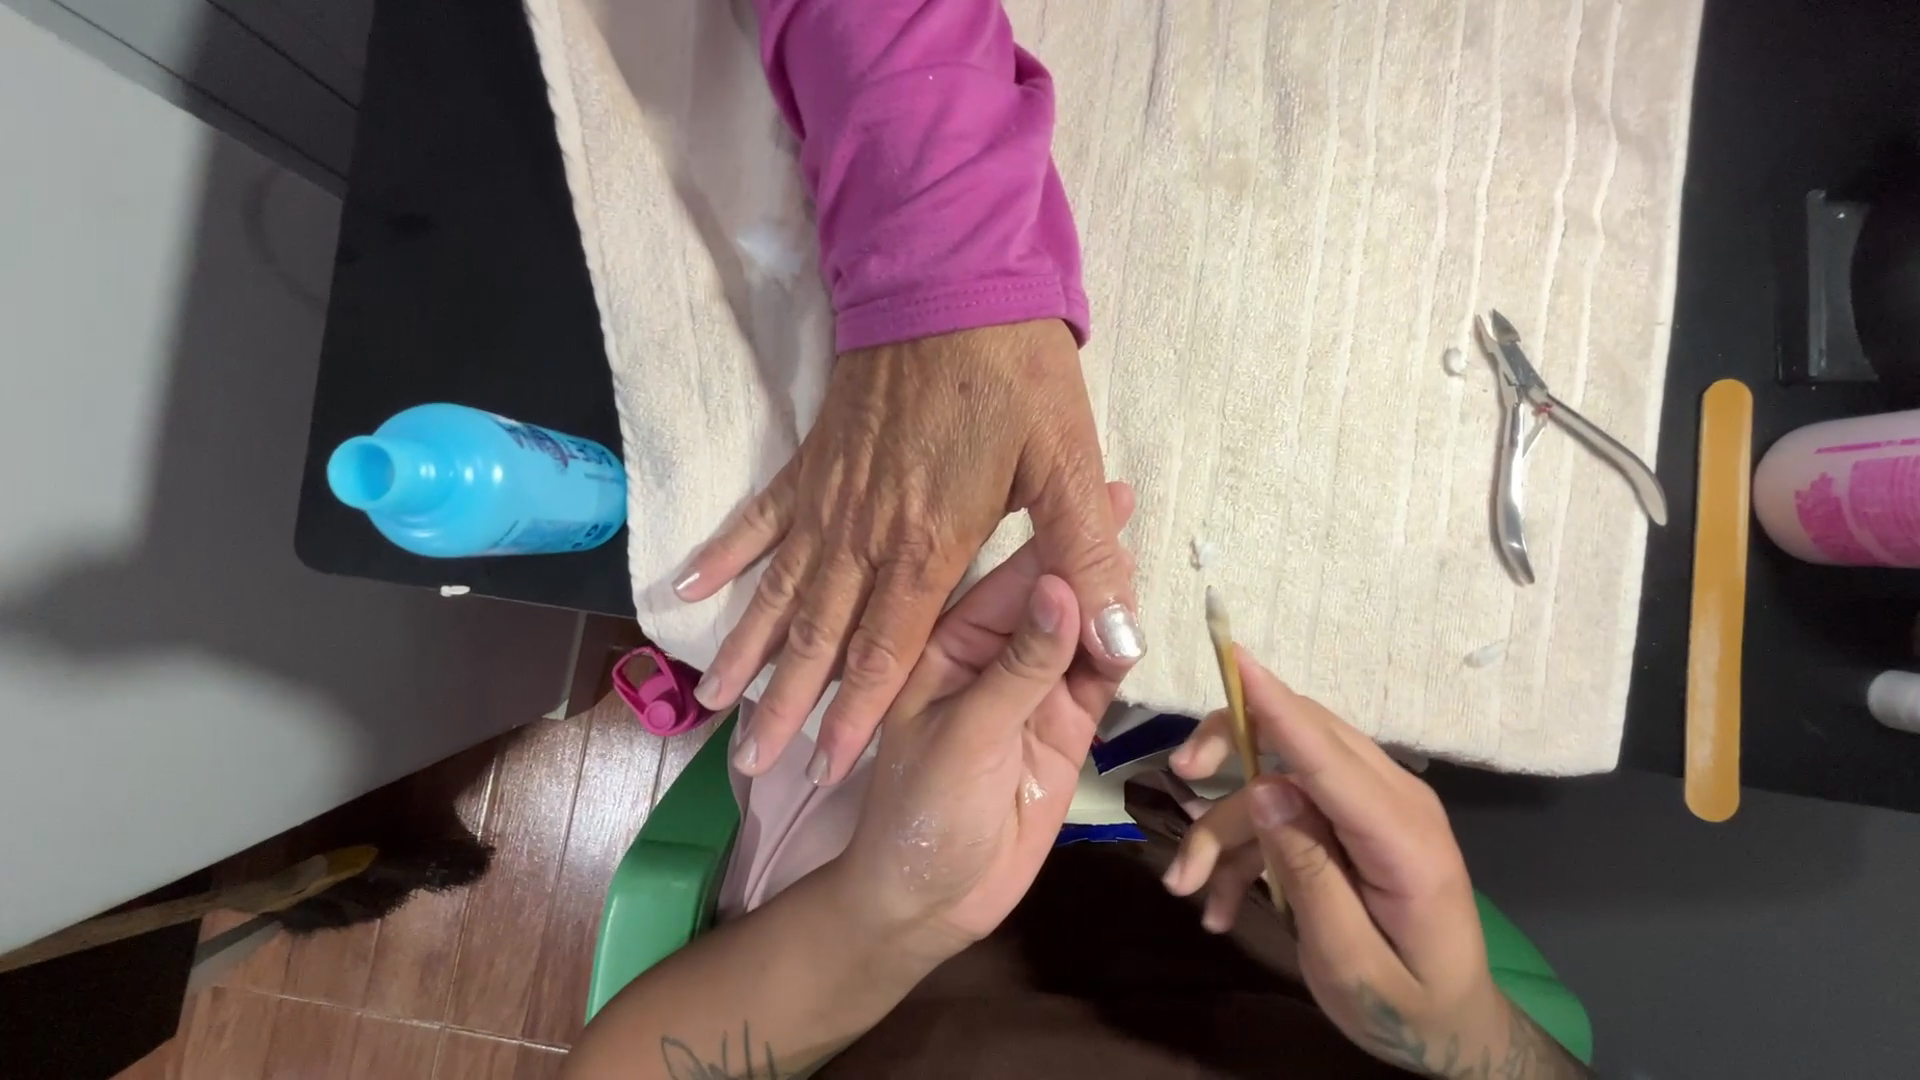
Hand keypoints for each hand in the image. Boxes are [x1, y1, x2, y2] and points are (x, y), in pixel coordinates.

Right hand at [672, 320, 1140, 786]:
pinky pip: (758, 517)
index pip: (886, 652)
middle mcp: (865, 536)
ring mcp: (828, 499)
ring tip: (711, 700)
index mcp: (928, 546)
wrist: (949, 280)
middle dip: (787, 704)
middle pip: (820, 636)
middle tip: (750, 762)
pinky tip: (684, 589)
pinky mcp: (811, 463)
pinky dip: (723, 555)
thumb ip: (1087, 557)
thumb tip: (1118, 643)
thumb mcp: (1068, 462)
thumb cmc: (1014, 374)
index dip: (858, 714)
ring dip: (746, 649)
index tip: (826, 765)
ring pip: (780, 591)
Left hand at [819, 482, 1135, 955]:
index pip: (1005, 582)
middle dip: (1081, 556)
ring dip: (1105, 603)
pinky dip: (1115, 657)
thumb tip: (1063, 588)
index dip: (1046, 541)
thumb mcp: (965, 731)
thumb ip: (1020, 667)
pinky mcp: (1065, 725)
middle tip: (1119, 504)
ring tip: (1134, 561)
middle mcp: (993, 654)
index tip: (1082, 495)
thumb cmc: (923, 809)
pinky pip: (1095, 680)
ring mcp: (1033, 688)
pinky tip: (1133, 629)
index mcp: (949, 643)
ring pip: (1077, 633)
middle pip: (1047, 597)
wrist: (935, 898)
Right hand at [1162, 651, 1588, 1078]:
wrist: (1452, 1031)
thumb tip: (1264, 789)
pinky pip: (1282, 806)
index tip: (1236, 657)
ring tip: (1187, 888)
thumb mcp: (1351, 963)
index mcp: (1403, 837)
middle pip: (1299, 736)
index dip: (1276, 705)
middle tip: (1180, 775)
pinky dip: (1242, 848)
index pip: (1329, 755)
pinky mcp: (1349, 817)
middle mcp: (1390, 800)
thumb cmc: (1409, 1008)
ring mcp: (1369, 806)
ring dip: (1222, 828)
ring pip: (1274, 777)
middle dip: (1229, 746)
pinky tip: (1219, 902)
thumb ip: (1310, 873)